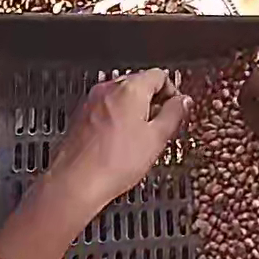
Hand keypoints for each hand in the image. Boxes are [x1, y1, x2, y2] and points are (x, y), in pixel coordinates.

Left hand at [50, 69, 192, 210]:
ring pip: (122, 97)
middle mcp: (108, 89)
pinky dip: (117, 120)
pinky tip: (120, 144)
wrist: (76, 183)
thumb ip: (174, 114)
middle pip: (140, 84)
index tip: (176, 109)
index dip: (173, 92)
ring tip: (141, 139)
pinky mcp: (82, 116)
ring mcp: (92, 102)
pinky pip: (106, 109)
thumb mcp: (157, 139)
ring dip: (135, 112)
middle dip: (154, 102)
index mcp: (130, 89)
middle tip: (162, 126)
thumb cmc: (113, 163)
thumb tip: (183, 102)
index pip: (159, 75)